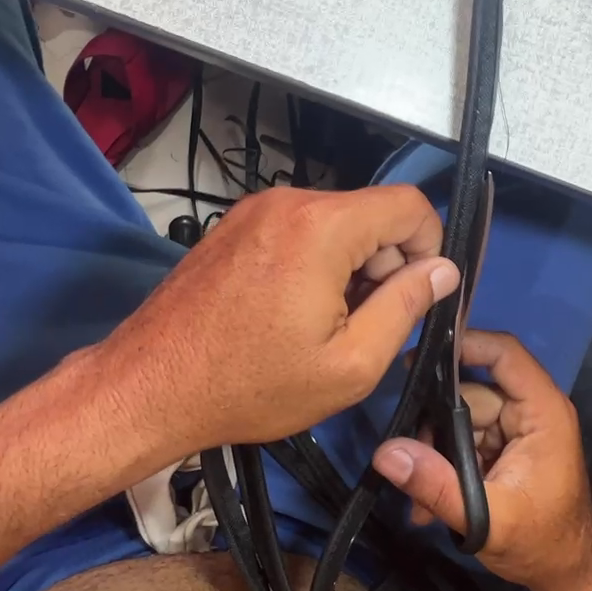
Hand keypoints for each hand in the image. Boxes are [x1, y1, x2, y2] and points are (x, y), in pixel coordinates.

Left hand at [93, 185, 459, 465]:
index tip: (419, 294)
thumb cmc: (250, 385)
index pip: (410, 205)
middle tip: (370, 323)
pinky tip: (298, 313)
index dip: (430, 248)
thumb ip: (407, 307)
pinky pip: (303, 230)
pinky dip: (319, 263)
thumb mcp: (351, 363)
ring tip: (329, 325)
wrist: (149, 387)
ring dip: (354, 267)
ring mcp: (256, 210)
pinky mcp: (237, 227)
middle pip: (373, 213)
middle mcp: (288, 202)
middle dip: (388, 263)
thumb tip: (442, 271)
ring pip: (340, 223)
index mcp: (322, 227)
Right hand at [372, 331, 591, 590]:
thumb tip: (386, 452)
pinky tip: (429, 502)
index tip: (417, 357)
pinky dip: (446, 466)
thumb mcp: (485, 518)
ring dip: (437, 451)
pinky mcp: (503, 449)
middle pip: (473, 390)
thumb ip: (436, 484)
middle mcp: (531, 411)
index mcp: (543, 412)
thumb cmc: (539, 544)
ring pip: (462, 417)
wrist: (563, 578)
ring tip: (418, 494)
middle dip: (436, 422)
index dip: (466, 345)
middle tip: (403, 452)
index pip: (505, 354)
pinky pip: (466, 442)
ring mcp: (516, 429)